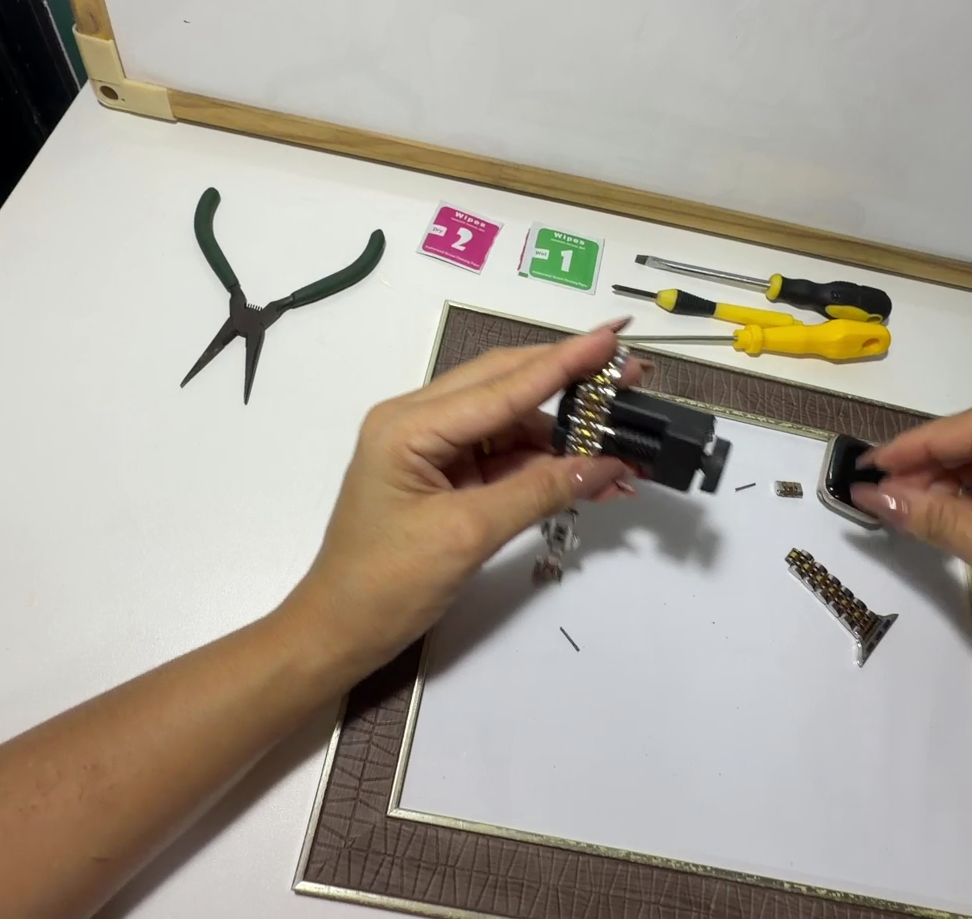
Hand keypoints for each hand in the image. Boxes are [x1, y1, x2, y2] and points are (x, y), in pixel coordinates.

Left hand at [280, 323, 639, 676]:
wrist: (341, 631)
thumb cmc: (387, 584)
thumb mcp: (468, 535)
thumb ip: (540, 491)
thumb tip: (607, 465)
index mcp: (410, 424)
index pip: (501, 385)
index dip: (563, 363)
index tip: (612, 340)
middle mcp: (419, 421)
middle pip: (507, 387)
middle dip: (570, 384)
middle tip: (631, 378)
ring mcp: (433, 446)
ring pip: (511, 423)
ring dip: (564, 435)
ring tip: (622, 443)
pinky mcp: (446, 472)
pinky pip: (505, 456)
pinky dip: (546, 465)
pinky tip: (589, 475)